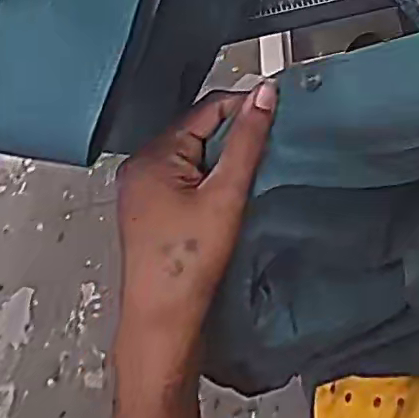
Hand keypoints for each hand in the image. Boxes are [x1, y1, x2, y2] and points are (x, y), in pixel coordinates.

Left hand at [116, 82, 276, 382]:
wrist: (163, 323)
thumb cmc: (189, 262)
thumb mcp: (226, 193)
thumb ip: (248, 140)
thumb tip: (263, 94)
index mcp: (153, 155)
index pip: (207, 109)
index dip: (243, 106)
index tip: (276, 110)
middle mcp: (142, 166)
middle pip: (200, 129)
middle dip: (236, 132)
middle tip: (270, 143)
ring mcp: (144, 189)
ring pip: (196, 152)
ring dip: (226, 155)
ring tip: (255, 167)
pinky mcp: (153, 208)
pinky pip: (188, 174)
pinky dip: (214, 175)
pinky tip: (233, 189)